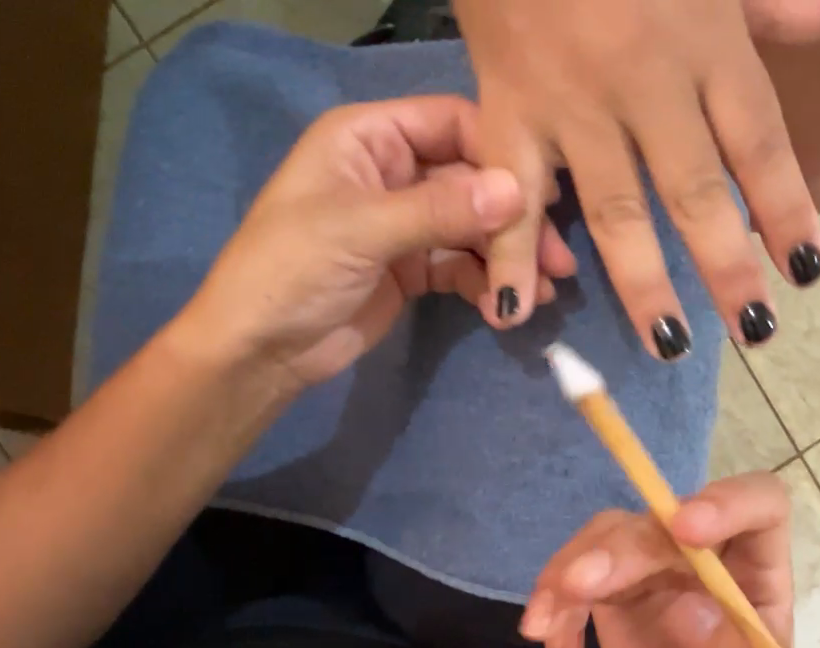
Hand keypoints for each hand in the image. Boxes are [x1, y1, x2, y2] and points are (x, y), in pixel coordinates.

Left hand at [169, 96, 577, 389]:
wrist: (262, 350)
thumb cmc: (291, 270)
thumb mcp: (362, 229)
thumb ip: (439, 210)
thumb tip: (516, 193)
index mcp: (369, 137)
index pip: (452, 125)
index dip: (499, 154)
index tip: (544, 192)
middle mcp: (393, 171)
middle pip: (471, 182)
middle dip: (513, 219)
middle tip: (558, 256)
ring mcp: (406, 224)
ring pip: (473, 229)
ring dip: (507, 258)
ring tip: (545, 289)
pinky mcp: (413, 270)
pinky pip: (462, 267)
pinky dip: (487, 284)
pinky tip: (508, 306)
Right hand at [456, 0, 819, 358]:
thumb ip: (776, 4)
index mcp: (704, 44)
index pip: (759, 144)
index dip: (789, 211)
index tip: (807, 274)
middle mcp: (645, 85)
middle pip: (695, 194)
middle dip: (728, 269)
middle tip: (756, 332)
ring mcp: (573, 109)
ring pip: (614, 212)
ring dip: (644, 286)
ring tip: (670, 346)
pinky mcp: (508, 117)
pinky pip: (510, 196)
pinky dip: (508, 254)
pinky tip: (516, 312)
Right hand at [520, 474, 793, 647]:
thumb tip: (708, 619)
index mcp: (755, 558)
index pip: (758, 501)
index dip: (726, 503)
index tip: (686, 529)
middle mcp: (703, 542)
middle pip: (660, 520)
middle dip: (616, 551)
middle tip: (577, 587)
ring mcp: (652, 552)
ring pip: (606, 536)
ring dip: (566, 576)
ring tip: (541, 630)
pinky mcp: (609, 573)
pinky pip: (571, 573)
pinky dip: (554, 614)